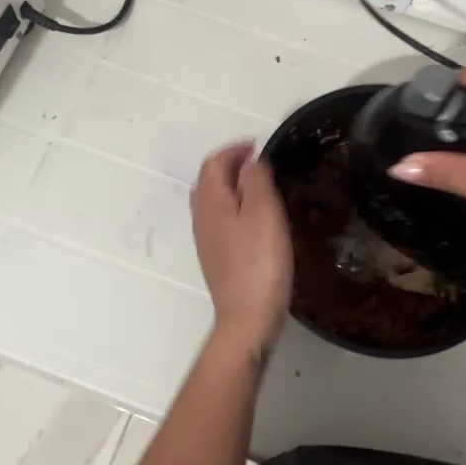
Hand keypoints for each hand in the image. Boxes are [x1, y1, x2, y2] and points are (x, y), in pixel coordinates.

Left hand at [190, 142, 292, 358]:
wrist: (248, 317)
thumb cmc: (259, 261)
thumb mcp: (263, 212)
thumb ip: (255, 180)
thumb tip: (249, 161)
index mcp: (210, 202)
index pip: (213, 163)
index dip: (234, 150)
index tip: (260, 147)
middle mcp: (201, 218)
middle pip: (209, 181)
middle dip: (231, 166)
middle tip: (261, 165)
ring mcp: (207, 241)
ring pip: (213, 202)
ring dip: (233, 188)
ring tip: (262, 188)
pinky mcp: (217, 259)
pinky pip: (221, 222)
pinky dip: (236, 209)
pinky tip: (258, 221)